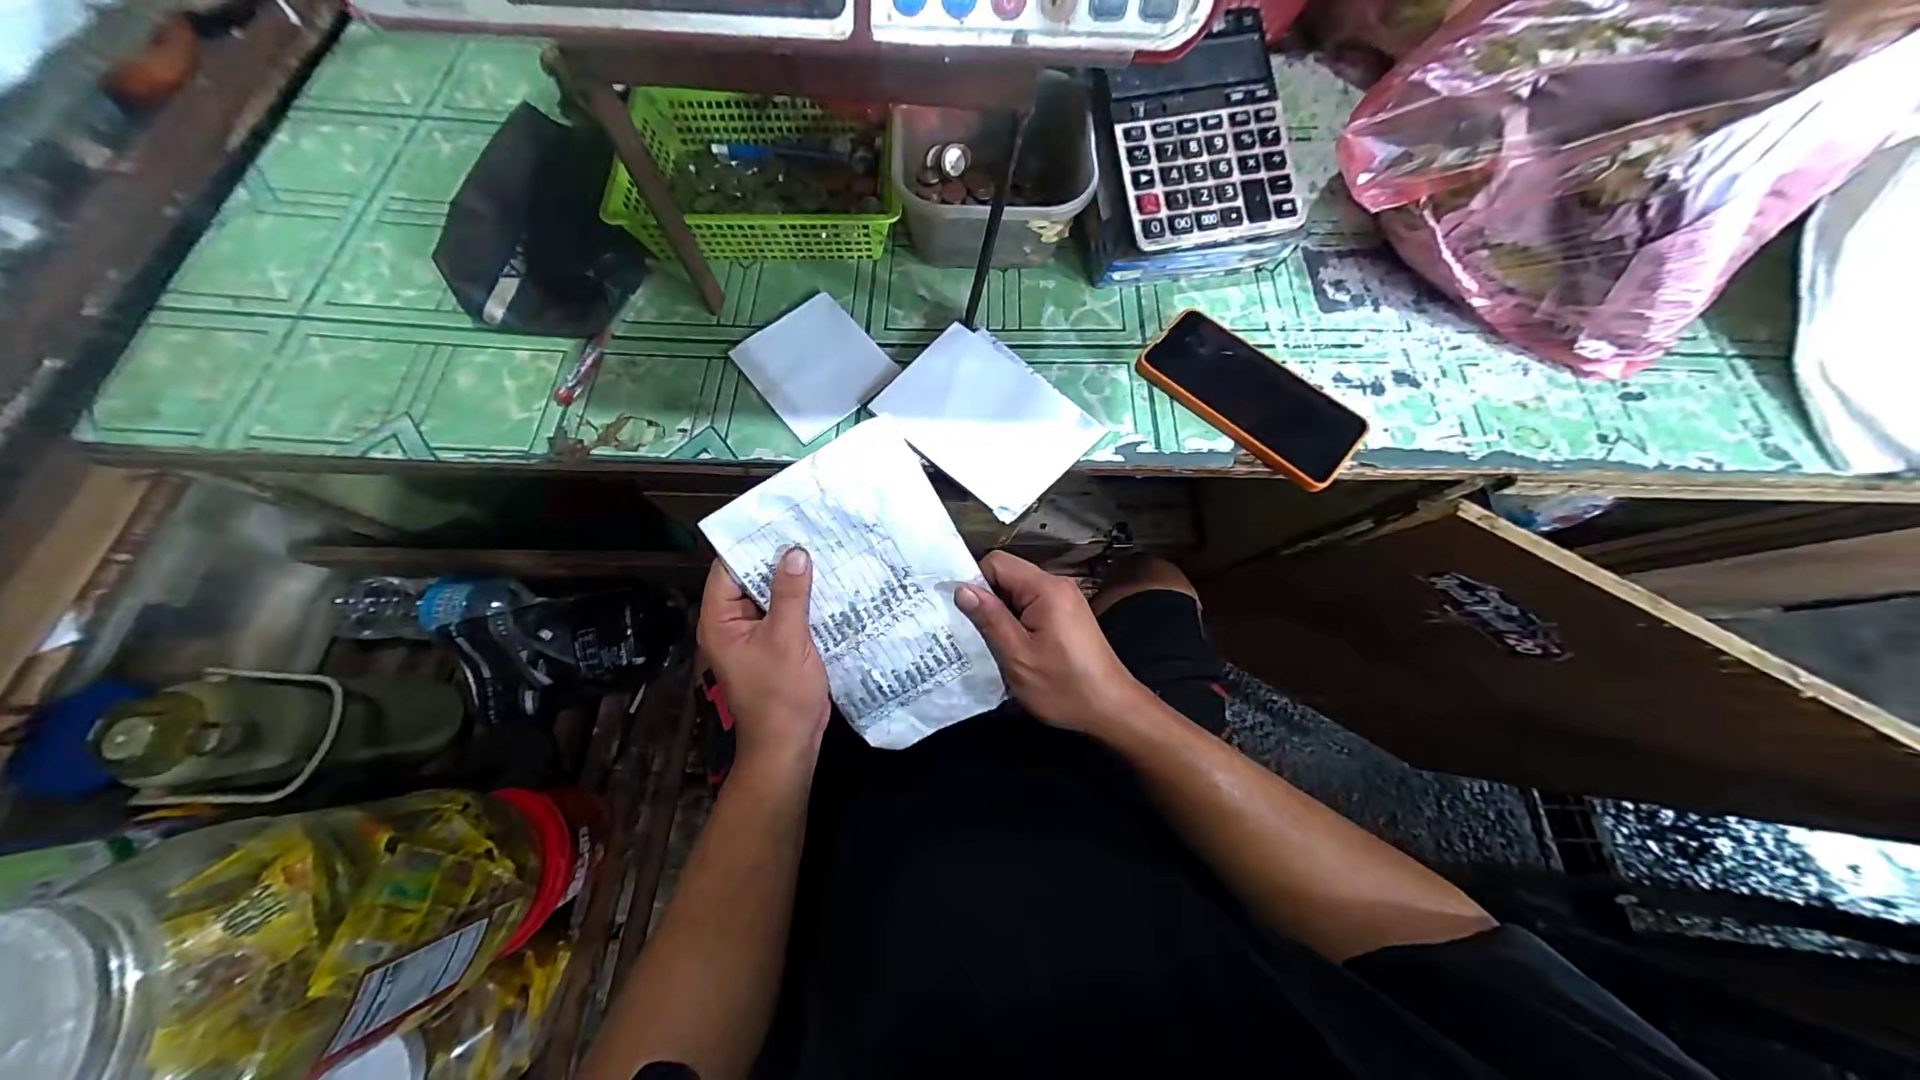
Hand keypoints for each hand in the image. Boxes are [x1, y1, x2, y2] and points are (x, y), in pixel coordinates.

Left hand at [698, 548, 831, 775]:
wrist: (790, 743)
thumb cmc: (780, 695)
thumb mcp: (786, 637)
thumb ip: (789, 593)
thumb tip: (794, 552)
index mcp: (721, 621)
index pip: (729, 569)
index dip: (752, 544)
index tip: (779, 522)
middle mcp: (734, 624)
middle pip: (752, 580)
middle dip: (779, 559)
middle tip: (808, 531)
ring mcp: (756, 636)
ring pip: (773, 597)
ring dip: (795, 580)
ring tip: (823, 552)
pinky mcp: (777, 646)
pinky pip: (787, 614)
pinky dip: (804, 601)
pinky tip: (829, 586)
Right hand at [955, 551, 1151, 734]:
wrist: (1111, 709)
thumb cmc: (1064, 687)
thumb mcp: (1018, 656)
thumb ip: (990, 619)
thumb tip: (961, 589)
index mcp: (1046, 588)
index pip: (997, 562)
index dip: (974, 582)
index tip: (961, 612)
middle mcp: (1057, 585)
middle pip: (1008, 575)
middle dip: (986, 600)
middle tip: (970, 631)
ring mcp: (1065, 599)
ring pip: (1017, 593)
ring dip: (1000, 614)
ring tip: (988, 642)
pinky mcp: (1067, 614)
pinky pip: (1032, 605)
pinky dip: (1016, 621)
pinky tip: (1010, 646)